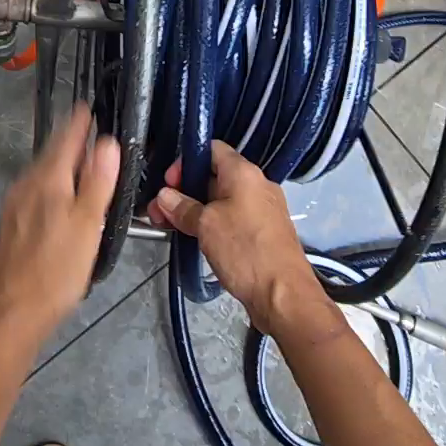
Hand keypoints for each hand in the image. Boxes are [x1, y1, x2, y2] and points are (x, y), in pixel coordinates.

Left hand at [0, 105, 120, 340]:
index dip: (80, 120)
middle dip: (72, 141)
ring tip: (84, 163)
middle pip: (52, 153)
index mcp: (48, 179)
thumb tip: (108, 141)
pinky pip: (37, 191)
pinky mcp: (12, 225)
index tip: (90, 105)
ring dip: (63, 164)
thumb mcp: (87, 225)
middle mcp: (27, 184)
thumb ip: (98, 182)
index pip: (66, 137)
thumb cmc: (55, 270)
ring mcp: (16, 205)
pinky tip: (63, 200)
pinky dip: (54, 185)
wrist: (8, 314)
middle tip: (93, 131)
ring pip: (44, 173)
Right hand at [149, 141, 331, 339]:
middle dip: (183, 191)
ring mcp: (261, 210)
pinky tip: (193, 237)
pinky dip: (211, 224)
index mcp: (243, 173)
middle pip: (213, 176)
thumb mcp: (206, 225)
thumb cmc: (246, 251)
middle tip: (161, 210)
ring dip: (194, 210)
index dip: (186, 162)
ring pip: (220, 200)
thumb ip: (183, 207)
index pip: (210, 149)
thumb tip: (165, 196)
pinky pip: (231, 219)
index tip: (168, 183)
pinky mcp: (262, 233)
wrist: (284, 296)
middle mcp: (255, 185)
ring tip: (169, 226)